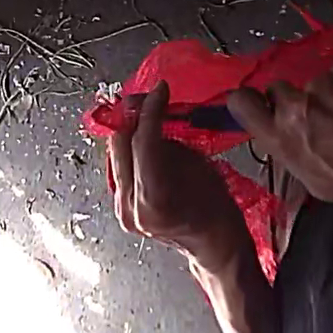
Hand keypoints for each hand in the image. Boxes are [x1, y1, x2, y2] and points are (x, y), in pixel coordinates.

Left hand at [109, 83, 251, 265]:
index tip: (160, 89)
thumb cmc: (216, 208)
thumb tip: (152, 110)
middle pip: (120, 144)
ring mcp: (122, 209)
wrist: (213, 244)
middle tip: (148, 96)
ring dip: (129, 128)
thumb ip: (170, 139)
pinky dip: (129, 146)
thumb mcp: (199, 164)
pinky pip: (119, 165)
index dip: (150, 109)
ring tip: (146, 111)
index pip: (143, 142)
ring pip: (116, 153)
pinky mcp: (120, 207)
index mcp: (154, 199)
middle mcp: (130, 206)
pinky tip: (141, 134)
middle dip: (133, 114)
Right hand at [225, 67, 332, 208]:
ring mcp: (321, 85)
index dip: (248, 103)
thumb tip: (280, 140)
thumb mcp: (317, 184)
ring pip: (310, 85)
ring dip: (323, 97)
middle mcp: (295, 105)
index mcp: (282, 136)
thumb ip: (289, 154)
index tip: (259, 110)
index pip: (240, 101)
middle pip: (276, 90)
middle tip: (314, 119)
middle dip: (290, 101)